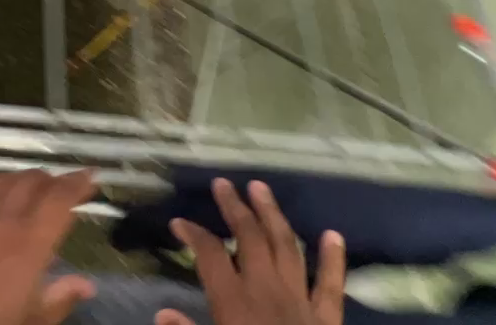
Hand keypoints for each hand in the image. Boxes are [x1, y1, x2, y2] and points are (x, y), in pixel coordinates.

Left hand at [0, 169, 97, 324]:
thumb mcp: (30, 320)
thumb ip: (59, 299)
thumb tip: (86, 285)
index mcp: (28, 242)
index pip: (60, 199)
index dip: (78, 183)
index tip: (92, 175)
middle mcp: (1, 217)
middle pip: (33, 181)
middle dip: (53, 181)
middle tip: (66, 189)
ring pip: (5, 179)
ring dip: (24, 180)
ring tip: (35, 190)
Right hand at [157, 179, 345, 324]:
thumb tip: (162, 314)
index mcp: (234, 302)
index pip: (209, 253)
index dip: (193, 233)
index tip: (179, 222)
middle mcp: (266, 291)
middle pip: (249, 237)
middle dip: (234, 208)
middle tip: (223, 184)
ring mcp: (300, 302)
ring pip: (286, 247)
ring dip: (272, 215)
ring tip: (261, 189)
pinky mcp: (327, 321)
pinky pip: (331, 285)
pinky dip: (333, 259)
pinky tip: (332, 235)